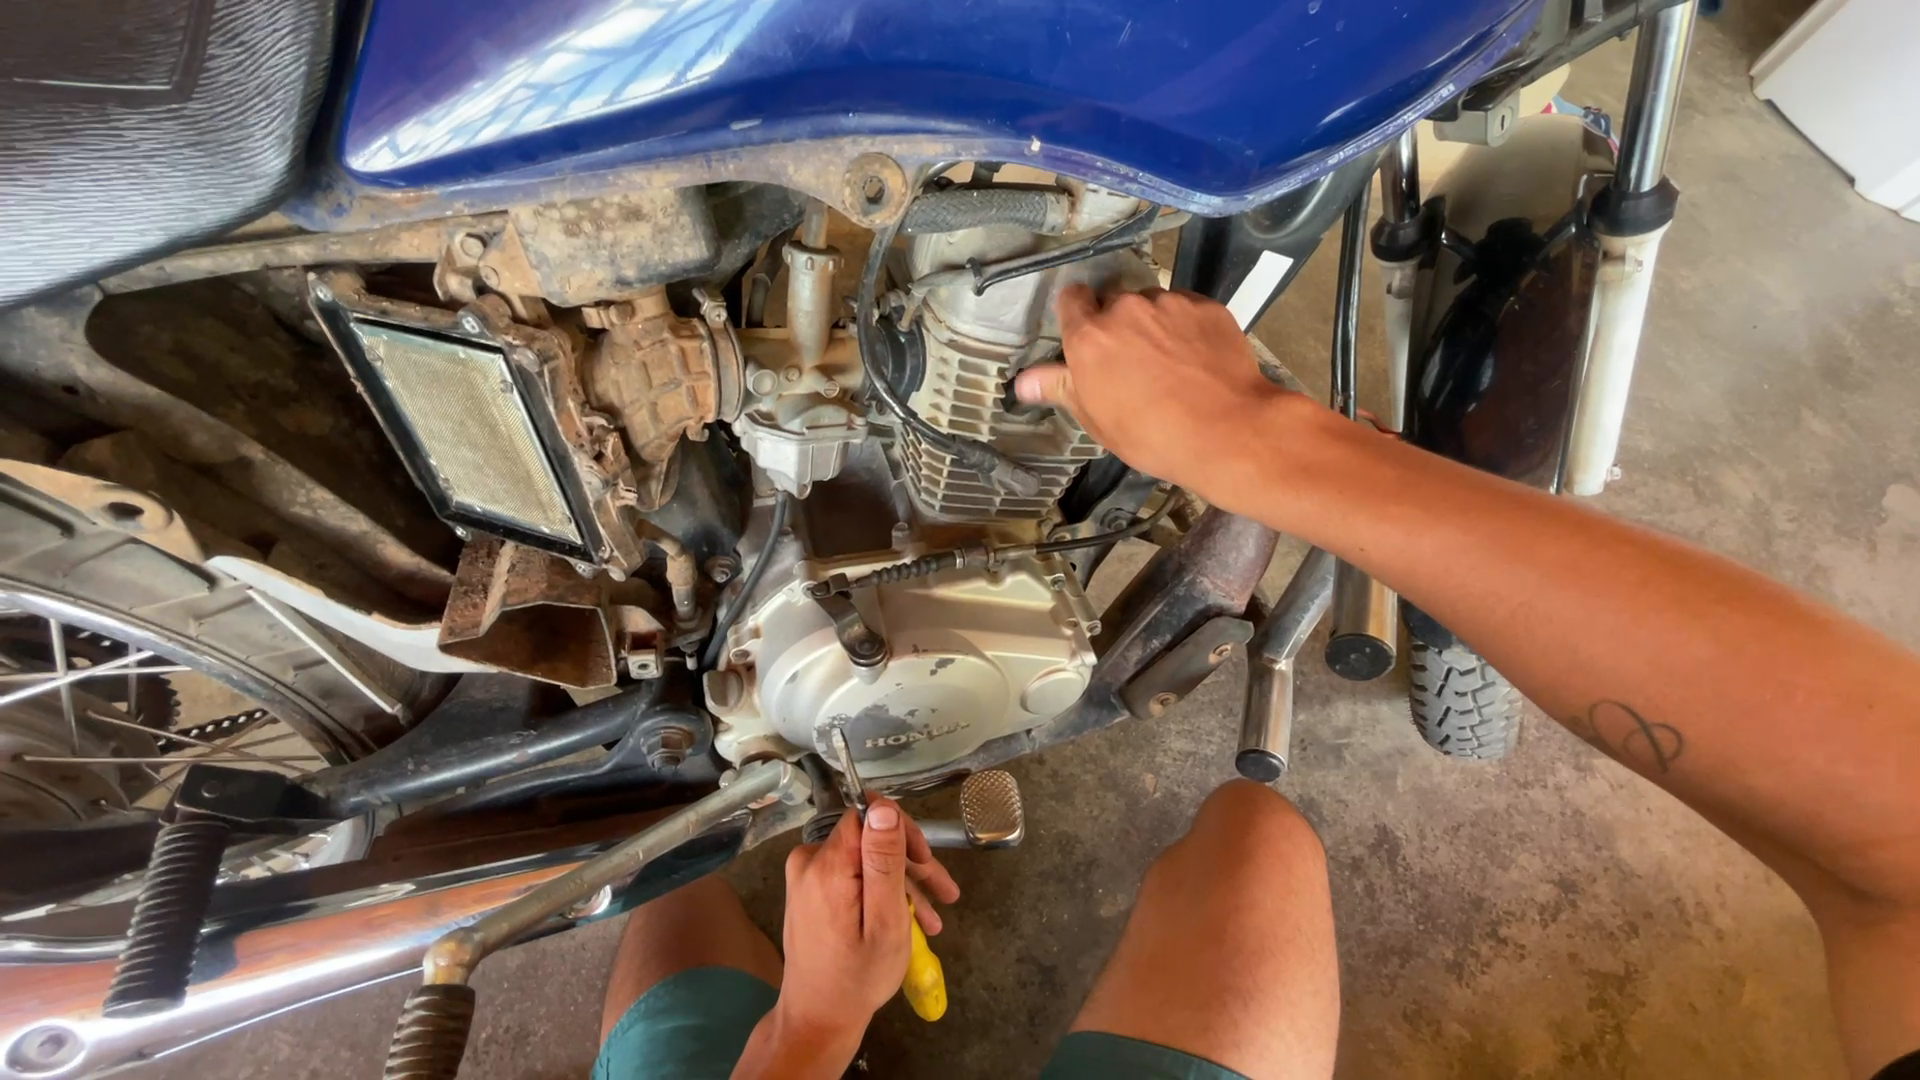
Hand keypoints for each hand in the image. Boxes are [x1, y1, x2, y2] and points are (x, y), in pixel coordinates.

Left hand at [748, 799, 958, 1073]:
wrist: (817, 1021)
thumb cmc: (857, 978)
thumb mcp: (885, 921)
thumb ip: (884, 861)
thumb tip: (884, 807)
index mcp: (826, 865)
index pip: (867, 814)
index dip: (900, 829)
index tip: (924, 859)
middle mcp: (809, 861)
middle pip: (869, 838)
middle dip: (910, 861)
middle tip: (944, 891)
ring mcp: (807, 875)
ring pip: (865, 858)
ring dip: (902, 881)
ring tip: (935, 915)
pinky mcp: (811, 889)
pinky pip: (853, 875)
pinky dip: (881, 891)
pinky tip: (911, 918)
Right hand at [1013, 285, 1329, 502]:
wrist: (1225, 430)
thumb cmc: (1149, 434)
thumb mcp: (1095, 419)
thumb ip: (1059, 388)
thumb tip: (1022, 382)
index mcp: (1089, 336)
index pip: (1071, 299)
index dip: (1078, 314)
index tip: (1086, 335)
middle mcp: (1126, 308)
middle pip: (1114, 302)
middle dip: (1118, 324)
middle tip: (1131, 361)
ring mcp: (1169, 303)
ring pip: (1152, 304)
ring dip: (1153, 324)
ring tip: (1170, 362)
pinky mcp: (1207, 306)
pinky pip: (1186, 309)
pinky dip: (1186, 327)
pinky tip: (1196, 358)